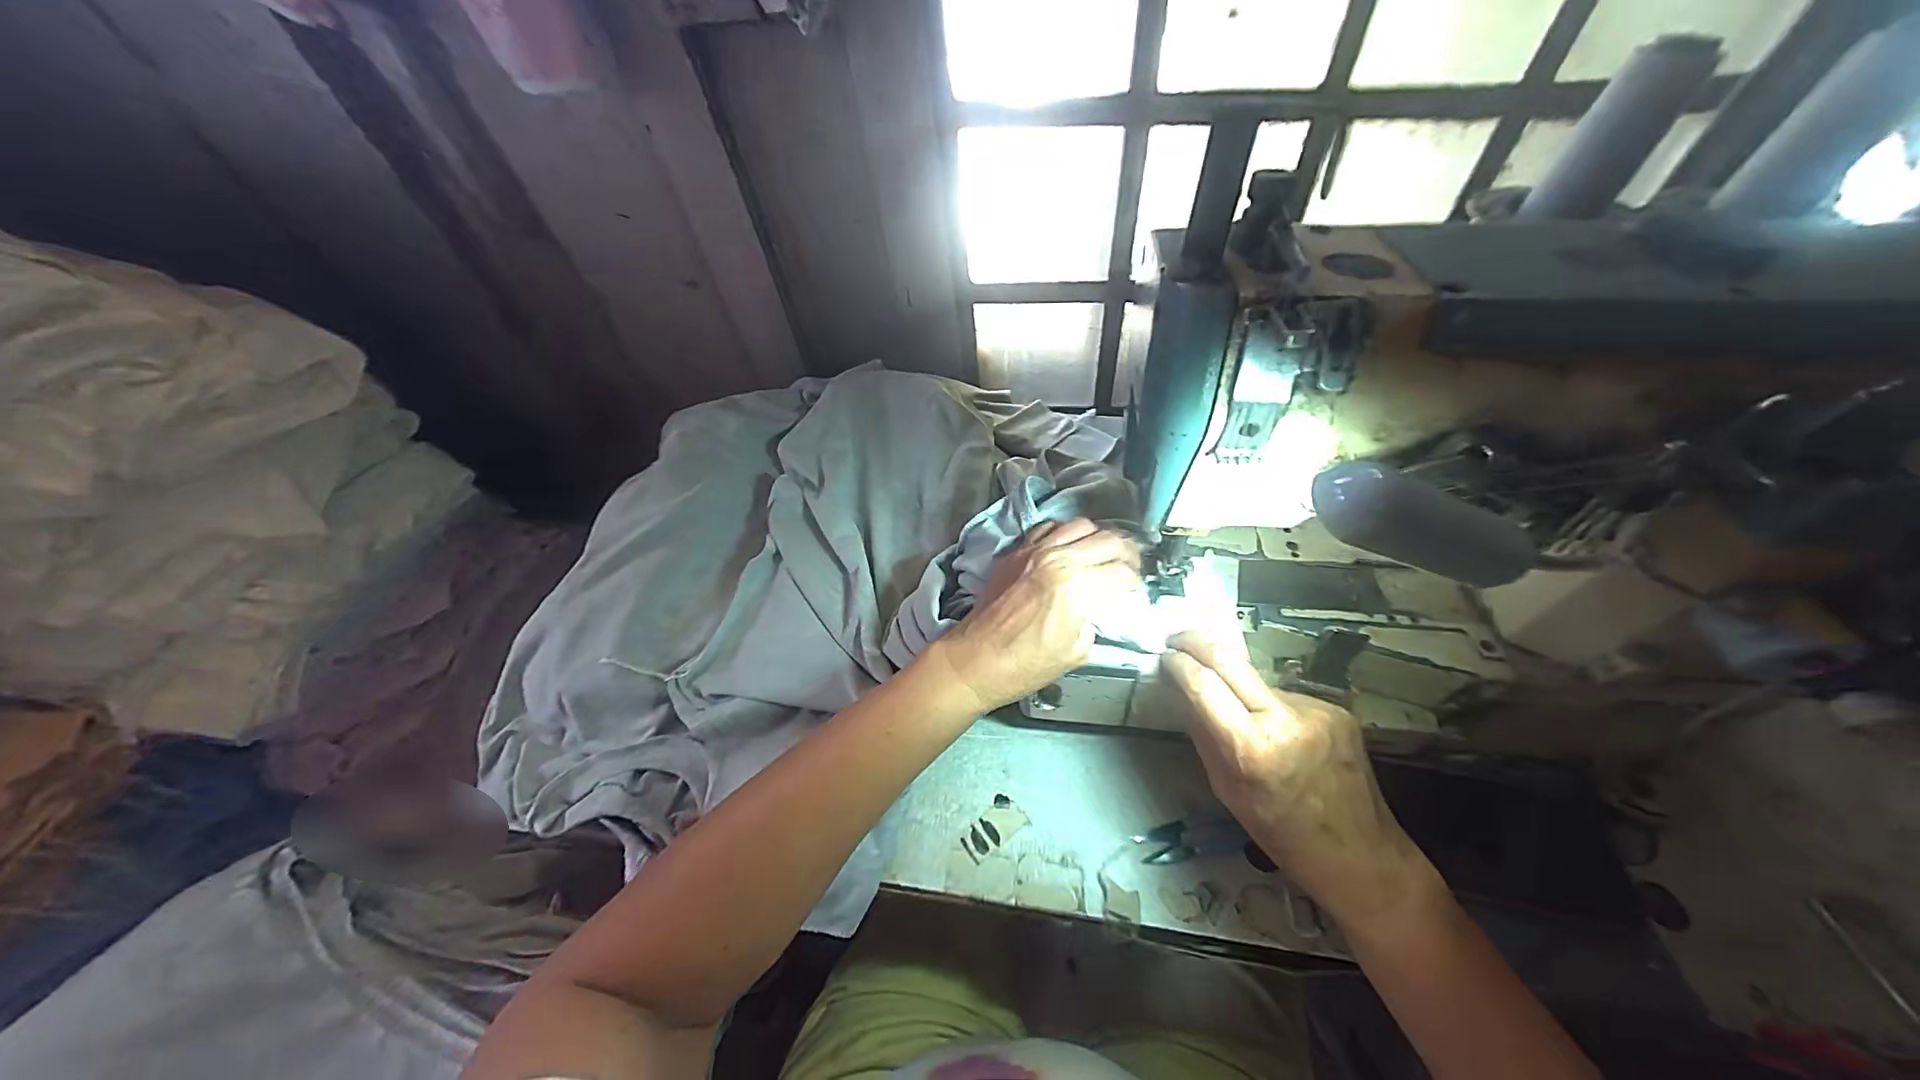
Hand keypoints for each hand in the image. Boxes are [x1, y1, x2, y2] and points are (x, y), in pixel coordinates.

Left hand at [926, 519, 1141, 714]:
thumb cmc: (1024, 664)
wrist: (976, 658)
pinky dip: (1064, 532)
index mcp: (1077, 587)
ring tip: (1102, 553)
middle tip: (1129, 568)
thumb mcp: (1077, 651)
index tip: (1135, 591)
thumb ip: (1096, 623)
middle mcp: (1057, 560)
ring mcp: (1034, 552)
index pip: (1123, 572)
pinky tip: (1068, 547)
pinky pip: (1047, 528)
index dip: (1135, 583)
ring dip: (1098, 537)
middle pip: (1108, 540)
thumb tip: (1102, 609)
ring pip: (1080, 525)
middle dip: (1126, 554)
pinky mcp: (1016, 552)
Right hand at [1161, 630, 1440, 928]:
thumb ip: (1201, 734)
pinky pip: (1284, 696)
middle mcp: (1284, 720)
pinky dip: (1268, 704)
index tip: (1163, 656)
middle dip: (1197, 643)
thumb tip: (1177, 690)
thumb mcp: (1225, 788)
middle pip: (1230, 661)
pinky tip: (1275, 730)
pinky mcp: (1335, 708)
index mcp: (1251, 749)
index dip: (1178, 664)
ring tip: (1232, 707)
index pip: (1203, 685)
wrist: (1362, 856)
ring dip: (1236, 682)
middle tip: (1177, 640)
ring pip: (1258, 680)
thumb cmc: (1281, 834)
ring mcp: (1315, 710)